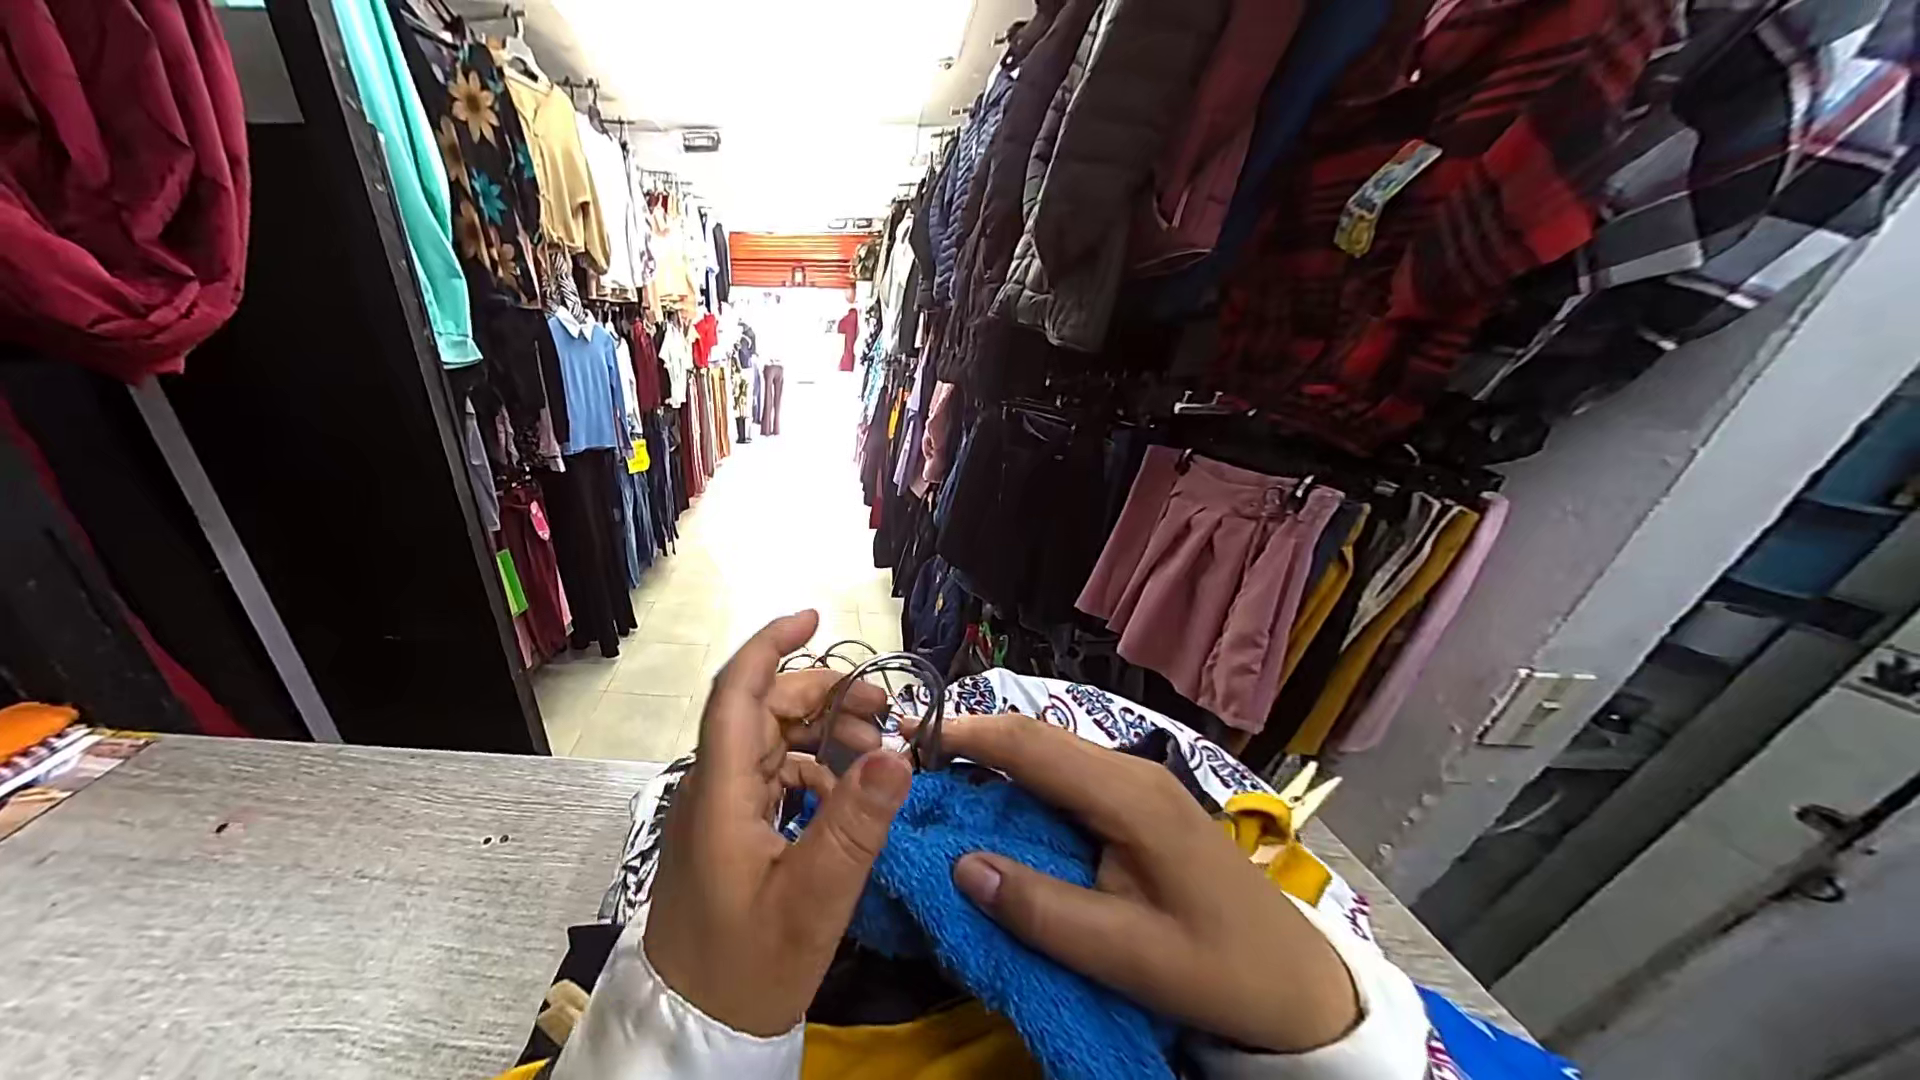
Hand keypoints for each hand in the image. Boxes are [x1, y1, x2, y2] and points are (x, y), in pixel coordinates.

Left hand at [643, 611, 913, 1036]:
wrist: (695, 1033)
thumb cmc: (746, 970)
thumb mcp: (813, 901)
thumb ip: (855, 824)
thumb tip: (898, 754)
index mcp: (722, 792)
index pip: (736, 693)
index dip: (770, 646)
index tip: (812, 617)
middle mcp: (717, 787)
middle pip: (768, 711)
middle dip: (827, 696)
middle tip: (884, 709)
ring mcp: (724, 808)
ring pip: (777, 740)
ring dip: (827, 730)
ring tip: (877, 747)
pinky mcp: (736, 829)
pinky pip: (780, 774)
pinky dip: (819, 766)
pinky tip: (850, 788)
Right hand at [940, 712, 1359, 1052]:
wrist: (1296, 982)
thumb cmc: (1218, 970)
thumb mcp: (1127, 955)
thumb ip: (1043, 910)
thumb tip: (963, 866)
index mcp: (1128, 796)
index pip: (1032, 745)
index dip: (969, 734)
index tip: (913, 739)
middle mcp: (1129, 772)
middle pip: (1038, 737)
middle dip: (974, 739)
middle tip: (915, 760)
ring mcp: (1135, 782)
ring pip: (1050, 752)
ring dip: (995, 758)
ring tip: (942, 779)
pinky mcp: (1135, 800)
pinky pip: (1066, 775)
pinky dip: (1022, 779)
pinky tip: (998, 802)